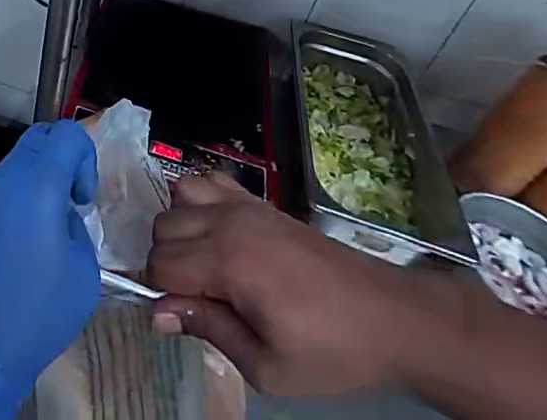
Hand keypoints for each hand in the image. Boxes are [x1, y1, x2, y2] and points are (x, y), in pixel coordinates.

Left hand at [0, 120, 100, 419]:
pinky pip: (4, 184)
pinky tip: (31, 236)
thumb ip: (77, 227)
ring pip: (20, 159)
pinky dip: (24, 193)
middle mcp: (6, 178)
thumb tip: (63, 217)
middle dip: (65, 158)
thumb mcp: (81, 272)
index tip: (84, 198)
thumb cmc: (33, 312)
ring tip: (54, 222)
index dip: (86, 157)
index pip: (67, 133)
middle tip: (74, 200)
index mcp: (37, 183)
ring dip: (43, 176)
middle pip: (40, 137)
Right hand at [145, 172, 464, 397]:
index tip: (182, 318)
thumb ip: (208, 330)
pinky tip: (217, 231)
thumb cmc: (331, 351)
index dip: (160, 293)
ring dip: (179, 226)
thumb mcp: (267, 366)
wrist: (389, 316)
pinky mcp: (260, 201)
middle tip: (197, 299)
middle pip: (164, 225)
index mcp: (228, 261)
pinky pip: (211, 180)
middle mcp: (229, 221)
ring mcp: (245, 204)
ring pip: (180, 194)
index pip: (161, 263)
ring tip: (203, 262)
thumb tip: (158, 312)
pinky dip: (200, 199)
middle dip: (166, 262)